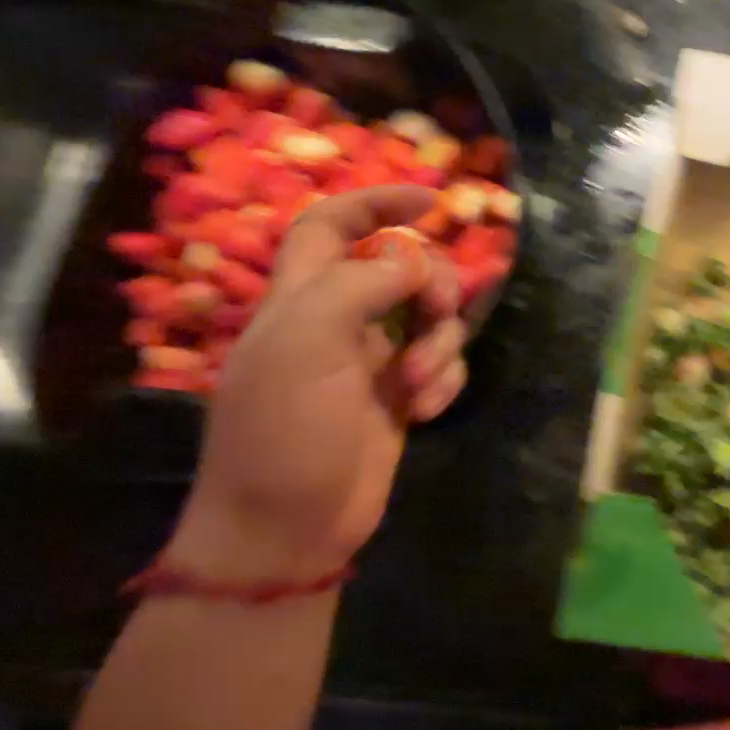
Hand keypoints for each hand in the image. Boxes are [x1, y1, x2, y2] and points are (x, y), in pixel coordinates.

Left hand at [165, 186, 474, 580]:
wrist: (286, 530)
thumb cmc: (283, 432)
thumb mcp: (308, 344)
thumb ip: (360, 283)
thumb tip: (415, 258)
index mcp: (301, 298)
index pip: (331, 225)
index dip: (376, 201)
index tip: (431, 199)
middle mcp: (338, 321)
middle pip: (403, 267)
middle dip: (433, 282)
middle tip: (437, 311)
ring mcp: (372, 361)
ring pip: (432, 317)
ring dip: (442, 342)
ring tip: (421, 383)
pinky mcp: (400, 398)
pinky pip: (444, 363)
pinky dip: (446, 378)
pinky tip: (429, 410)